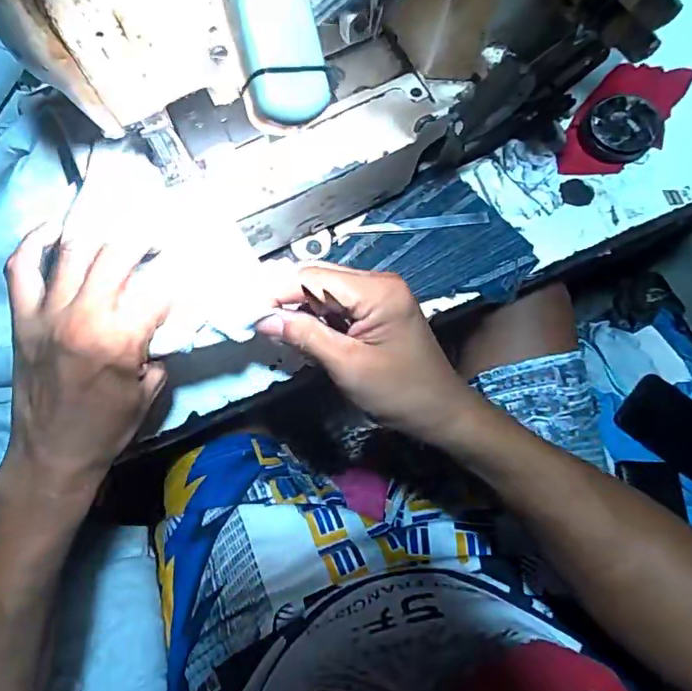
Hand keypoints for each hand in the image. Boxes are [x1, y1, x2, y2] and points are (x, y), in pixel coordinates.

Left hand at [0, 225, 170, 514]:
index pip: (157, 286)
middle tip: (156, 232)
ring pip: (72, 250)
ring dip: (98, 229)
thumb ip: (159, 347)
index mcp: (119, 340)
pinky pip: (20, 268)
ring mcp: (46, 314)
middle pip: (116, 253)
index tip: (187, 258)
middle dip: (143, 235)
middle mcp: (82, 317)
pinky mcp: (21, 318)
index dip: (178, 270)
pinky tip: (54, 229)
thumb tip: (171, 312)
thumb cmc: (106, 429)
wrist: (51, 456)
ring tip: (116, 221)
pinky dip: (33, 242)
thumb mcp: (148, 391)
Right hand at [255, 262, 481, 442]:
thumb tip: (263, 318)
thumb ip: (305, 336)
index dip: (277, 292)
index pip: (313, 278)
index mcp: (376, 290)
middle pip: (317, 278)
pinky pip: (336, 302)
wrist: (442, 413)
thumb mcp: (347, 365)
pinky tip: (297, 329)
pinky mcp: (376, 308)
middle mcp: (378, 281)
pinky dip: (314, 315)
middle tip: (255, 318)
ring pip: (323, 289)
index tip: (250, 313)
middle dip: (284, 297)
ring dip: (297, 307)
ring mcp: (378, 293)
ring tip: (270, 325)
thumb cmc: (398, 392)